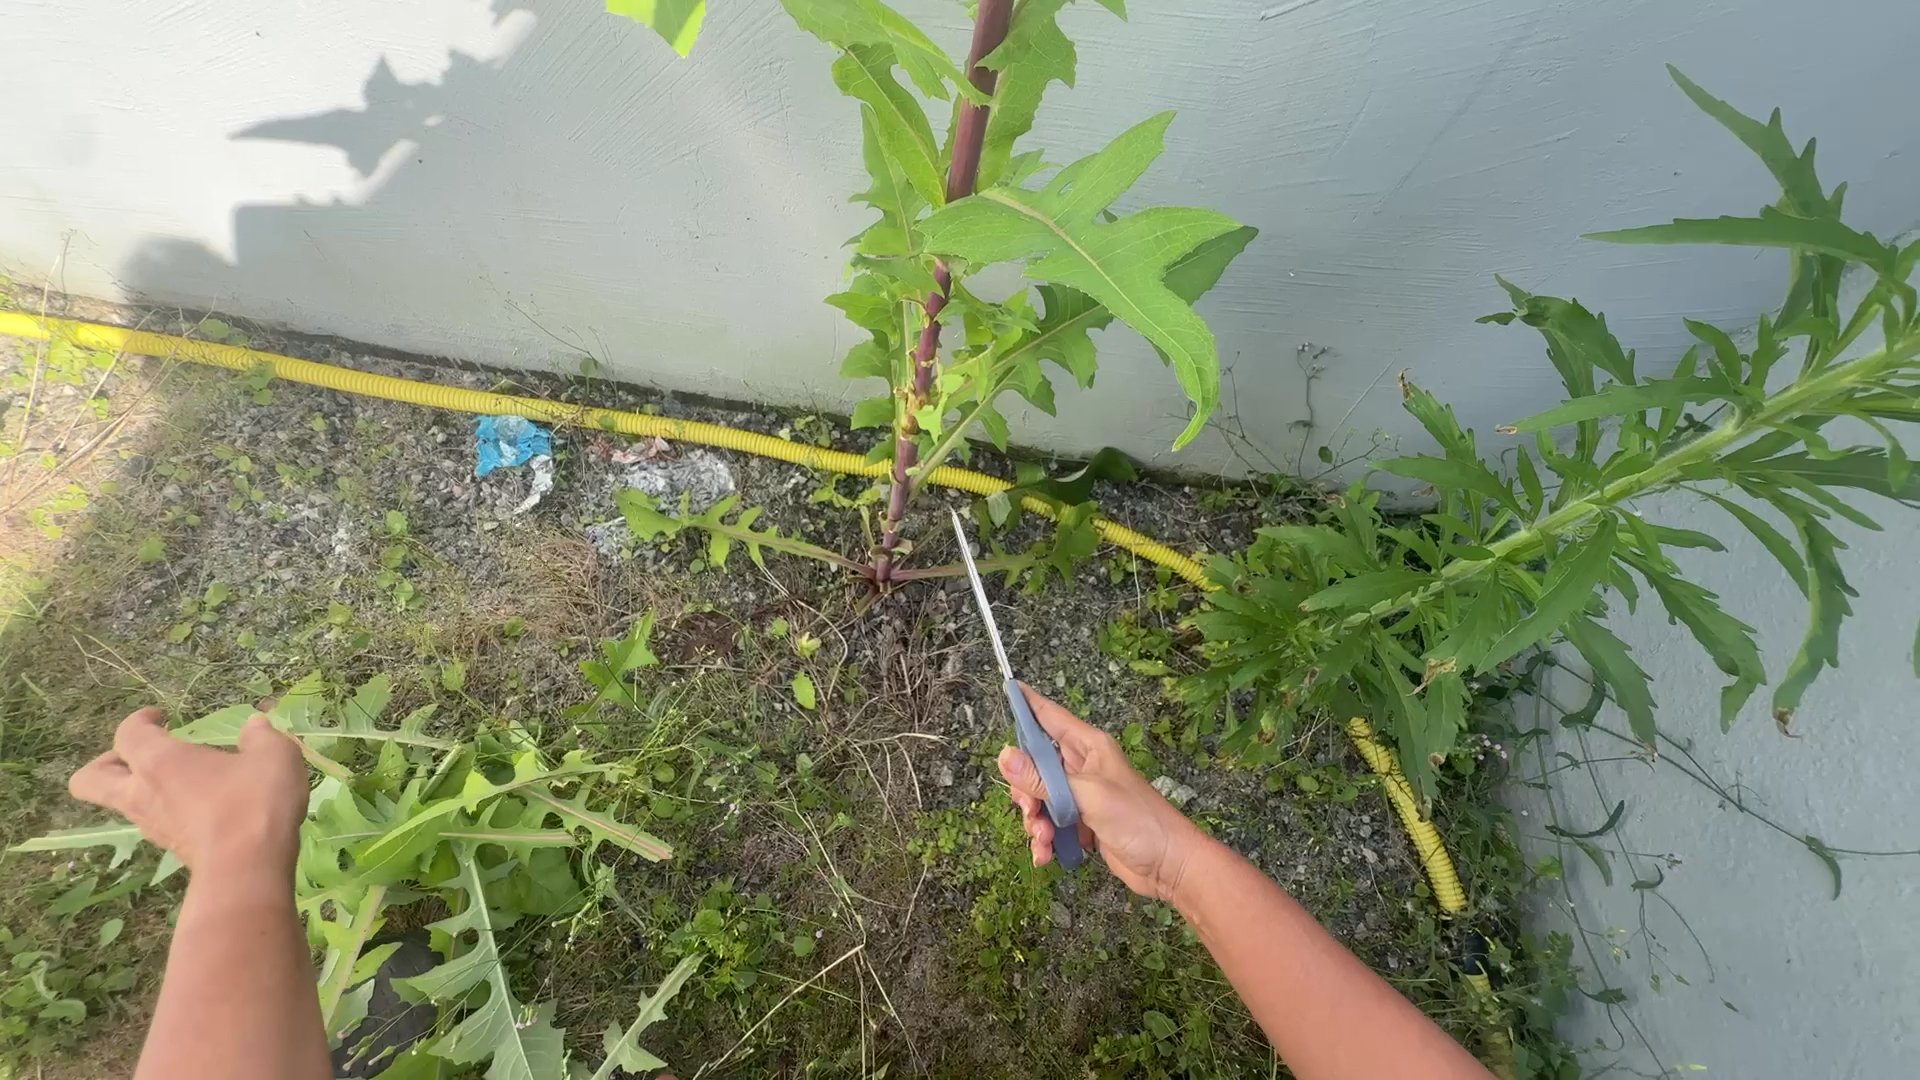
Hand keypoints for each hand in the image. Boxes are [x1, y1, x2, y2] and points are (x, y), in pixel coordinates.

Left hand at [68, 708, 308, 880]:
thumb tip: (255, 724)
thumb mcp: (275, 754)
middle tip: (141, 753)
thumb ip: (262, 736)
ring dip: (137, 786)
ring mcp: (149, 821)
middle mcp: (142, 790)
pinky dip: (163, 805)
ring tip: (180, 778)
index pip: (129, 734)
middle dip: (107, 762)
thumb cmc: (256, 798)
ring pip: (117, 800)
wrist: (247, 860)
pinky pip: (149, 817)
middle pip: (90, 778)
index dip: (139, 720)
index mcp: (162, 761)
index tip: (160, 715)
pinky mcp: (166, 841)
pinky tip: (201, 802)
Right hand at [995, 685, 1207, 901]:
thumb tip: (1004, 756)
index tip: (1006, 687)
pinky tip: (1045, 855)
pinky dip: (1044, 839)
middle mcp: (1081, 765)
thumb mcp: (1086, 795)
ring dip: (1034, 820)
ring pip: (1039, 797)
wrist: (1169, 865)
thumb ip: (1043, 778)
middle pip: (1035, 763)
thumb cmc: (1136, 819)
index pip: (1050, 715)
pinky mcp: (1081, 822)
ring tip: (1042, 839)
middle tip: (1028, 808)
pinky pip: (1050, 823)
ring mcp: (1080, 795)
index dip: (1027, 702)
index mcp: (1088, 746)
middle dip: (1024, 787)